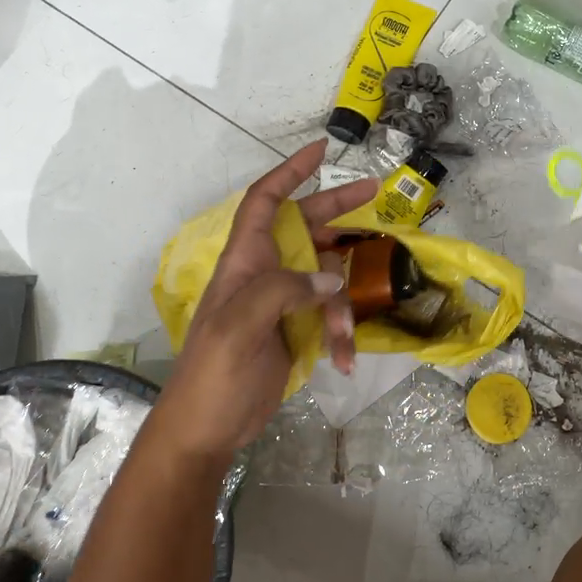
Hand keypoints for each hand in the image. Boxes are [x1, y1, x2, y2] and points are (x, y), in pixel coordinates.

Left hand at [154, 141, 379, 457]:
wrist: (206, 431)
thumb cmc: (212, 375)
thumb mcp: (239, 328)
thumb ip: (281, 292)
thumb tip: (329, 281)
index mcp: (244, 262)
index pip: (266, 203)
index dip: (289, 172)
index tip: (320, 151)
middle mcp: (264, 273)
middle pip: (305, 228)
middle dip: (338, 211)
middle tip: (374, 193)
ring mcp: (280, 302)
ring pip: (326, 279)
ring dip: (342, 306)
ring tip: (344, 338)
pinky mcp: (294, 330)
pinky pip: (329, 317)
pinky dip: (341, 336)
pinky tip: (344, 359)